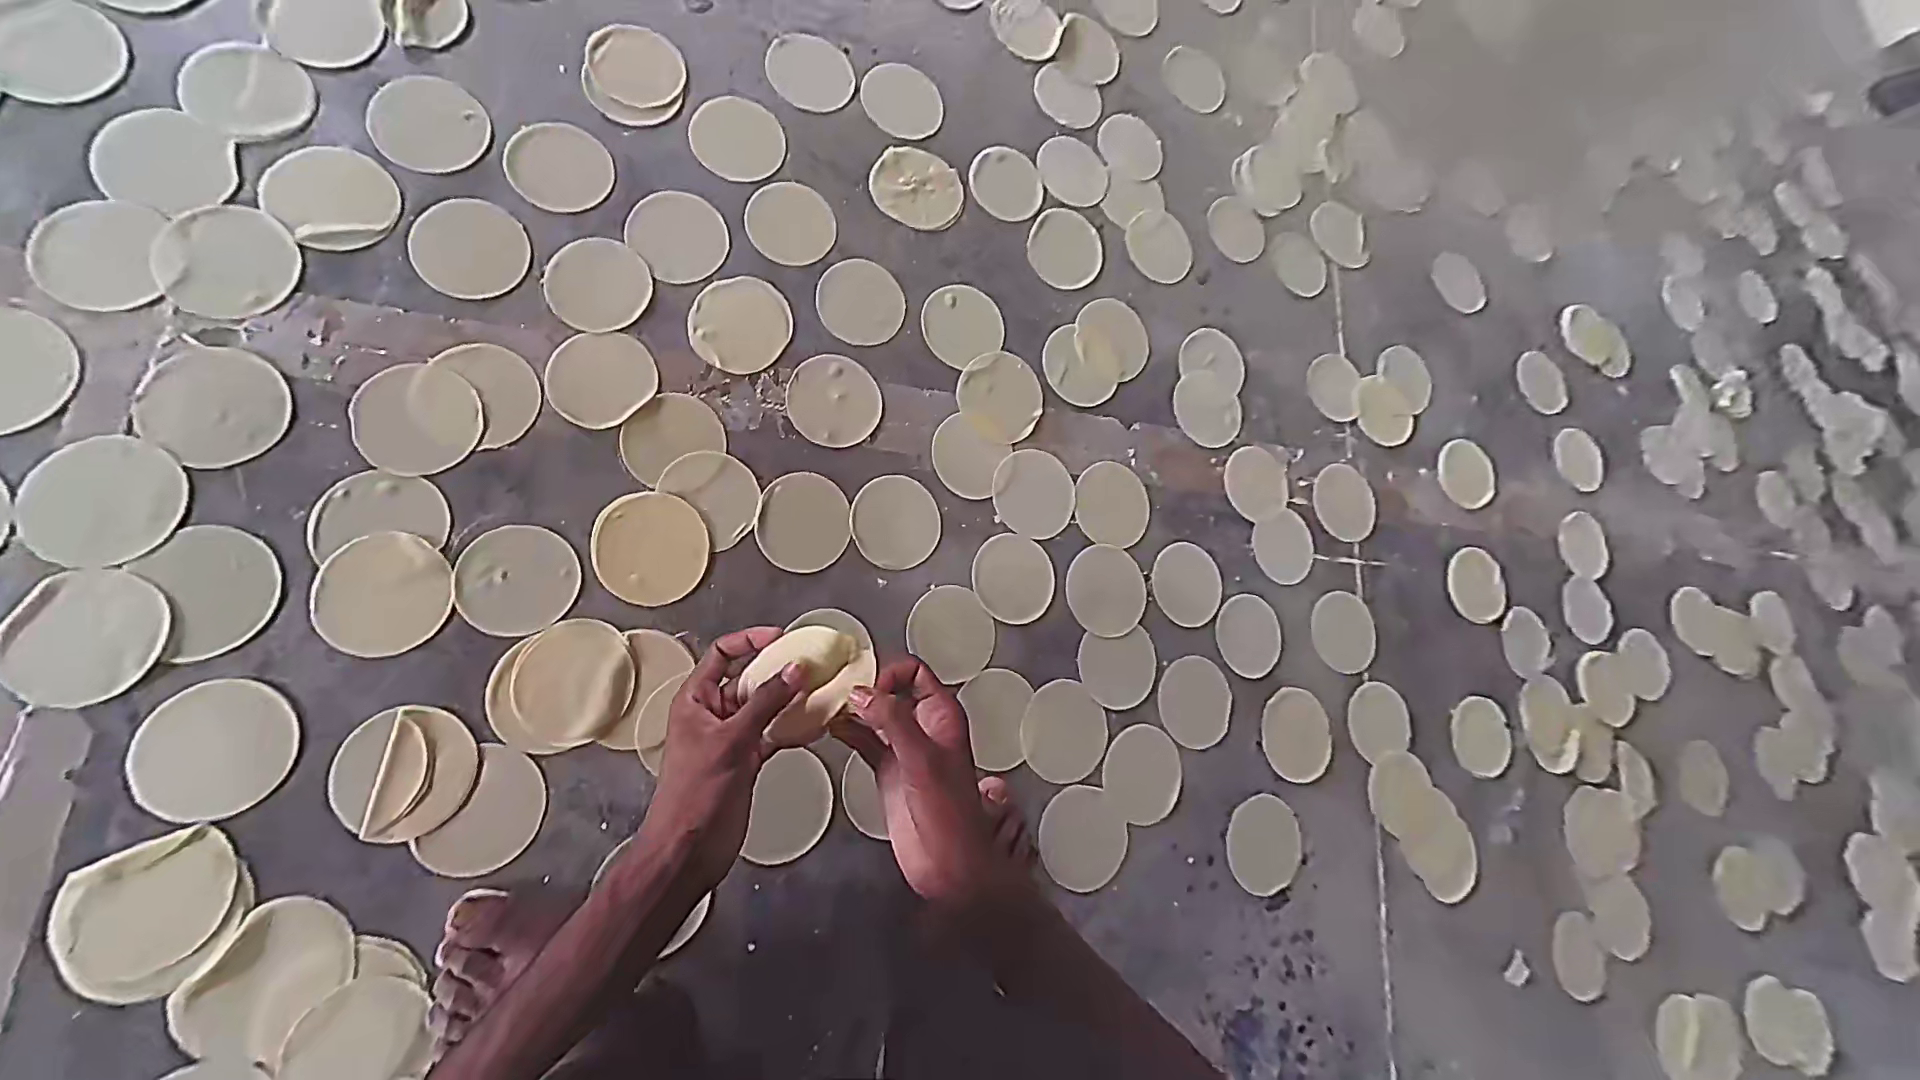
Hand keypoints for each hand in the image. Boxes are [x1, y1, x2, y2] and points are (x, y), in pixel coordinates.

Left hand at [636, 627, 804, 891]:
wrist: (689, 850)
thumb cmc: (694, 794)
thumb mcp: (731, 740)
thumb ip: (765, 703)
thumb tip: (795, 670)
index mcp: (695, 700)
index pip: (721, 655)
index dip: (749, 641)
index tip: (780, 637)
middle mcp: (714, 713)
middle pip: (749, 678)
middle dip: (778, 670)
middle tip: (810, 663)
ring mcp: (733, 736)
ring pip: (765, 705)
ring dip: (789, 698)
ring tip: (819, 687)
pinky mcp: (748, 758)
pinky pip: (773, 731)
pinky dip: (792, 725)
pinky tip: (814, 722)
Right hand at [834, 658, 1032, 913]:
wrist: (949, 865)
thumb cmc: (949, 813)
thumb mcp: (922, 760)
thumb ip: (894, 723)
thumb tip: (862, 693)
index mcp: (941, 715)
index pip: (916, 673)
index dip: (891, 673)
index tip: (867, 688)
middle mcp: (922, 726)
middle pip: (892, 690)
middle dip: (865, 687)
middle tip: (836, 691)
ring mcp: (904, 747)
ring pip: (875, 714)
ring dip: (853, 708)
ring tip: (827, 704)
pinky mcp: (888, 769)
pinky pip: (864, 740)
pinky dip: (848, 731)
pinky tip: (831, 727)